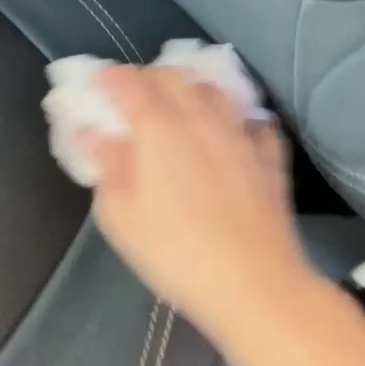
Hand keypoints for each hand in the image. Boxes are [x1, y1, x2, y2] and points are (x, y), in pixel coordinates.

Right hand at [83, 64, 311, 335]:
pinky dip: (240, 120)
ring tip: (181, 110)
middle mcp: (198, 118)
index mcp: (156, 125)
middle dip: (149, 78)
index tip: (97, 87)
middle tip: (134, 99)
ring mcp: (239, 136)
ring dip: (192, 91)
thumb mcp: (116, 214)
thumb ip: (104, 165)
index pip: (128, 79)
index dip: (109, 77)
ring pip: (214, 90)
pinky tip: (232, 134)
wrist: (257, 290)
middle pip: (172, 74)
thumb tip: (94, 135)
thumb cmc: (175, 251)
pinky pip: (256, 124)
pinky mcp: (270, 161)